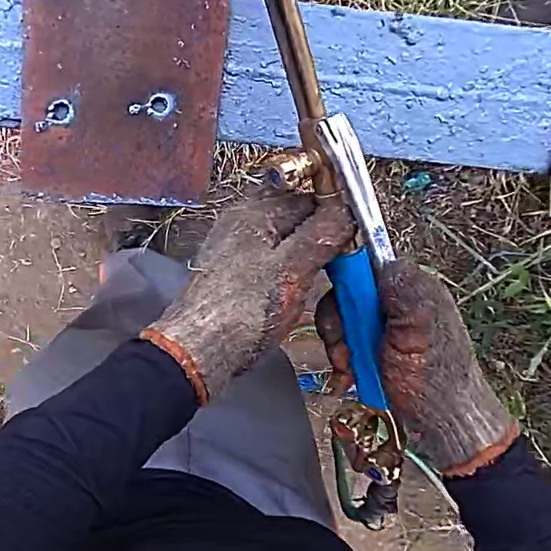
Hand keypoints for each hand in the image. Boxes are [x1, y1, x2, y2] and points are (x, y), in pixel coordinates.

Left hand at [143, 192, 354, 402]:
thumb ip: (321, 235)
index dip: (334, 216)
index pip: (307, 197)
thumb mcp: (292, 270)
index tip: (352, 241)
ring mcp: (235, 251)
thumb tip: (346, 209)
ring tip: (312, 285)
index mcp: (253, 213)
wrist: (198, 353)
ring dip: (305, 262)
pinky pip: (272, 265)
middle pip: (294, 219)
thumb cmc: (242, 310)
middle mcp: (241, 225)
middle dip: (320, 240)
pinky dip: (289, 277)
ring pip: (285, 244)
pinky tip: (292, 296)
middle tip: (337, 267)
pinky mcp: (233, 277)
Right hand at [317, 261, 517, 476]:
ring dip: (338, 346)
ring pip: (340, 319)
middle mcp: (395, 298)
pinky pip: (345, 341)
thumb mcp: (418, 325)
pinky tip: (348, 376)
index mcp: (409, 285)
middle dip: (338, 324)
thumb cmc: (435, 378)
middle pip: (344, 293)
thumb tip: (373, 254)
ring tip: (349, 369)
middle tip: (347, 351)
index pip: (361, 262)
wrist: (443, 423)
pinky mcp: (375, 345)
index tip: (345, 315)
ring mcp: (385, 323)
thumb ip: (399, 286)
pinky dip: (341, 359)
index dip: (345, 285)